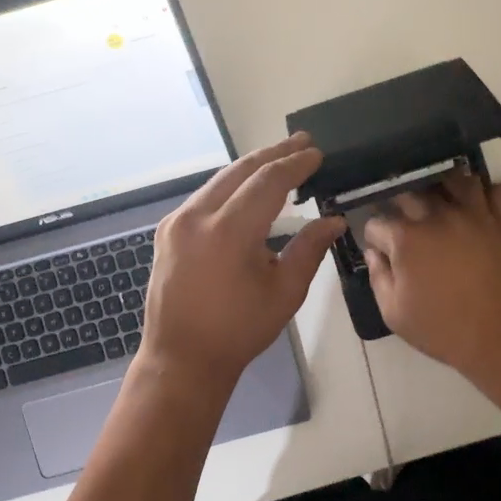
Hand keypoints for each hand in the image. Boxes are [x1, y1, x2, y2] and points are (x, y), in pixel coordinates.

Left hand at [142, 134, 346, 385]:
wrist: (182, 359)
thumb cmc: (239, 331)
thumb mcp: (284, 292)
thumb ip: (309, 249)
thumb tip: (334, 221)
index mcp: (228, 232)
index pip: (268, 181)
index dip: (295, 164)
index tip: (317, 153)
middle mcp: (196, 217)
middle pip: (240, 170)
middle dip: (274, 154)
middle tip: (302, 142)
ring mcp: (176, 222)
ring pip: (219, 181)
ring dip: (251, 168)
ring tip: (280, 160)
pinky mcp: (167, 232)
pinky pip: (204, 197)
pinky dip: (230, 187)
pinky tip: (247, 190)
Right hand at [361, 172, 500, 379]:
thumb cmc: (443, 330)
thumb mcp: (395, 314)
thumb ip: (379, 278)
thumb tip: (375, 254)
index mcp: (407, 238)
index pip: (377, 222)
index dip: (375, 236)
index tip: (381, 248)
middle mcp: (439, 216)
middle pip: (412, 192)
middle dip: (402, 205)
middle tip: (406, 224)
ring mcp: (477, 215)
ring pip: (456, 181)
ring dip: (444, 189)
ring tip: (443, 204)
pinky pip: (498, 191)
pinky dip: (487, 194)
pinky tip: (480, 208)